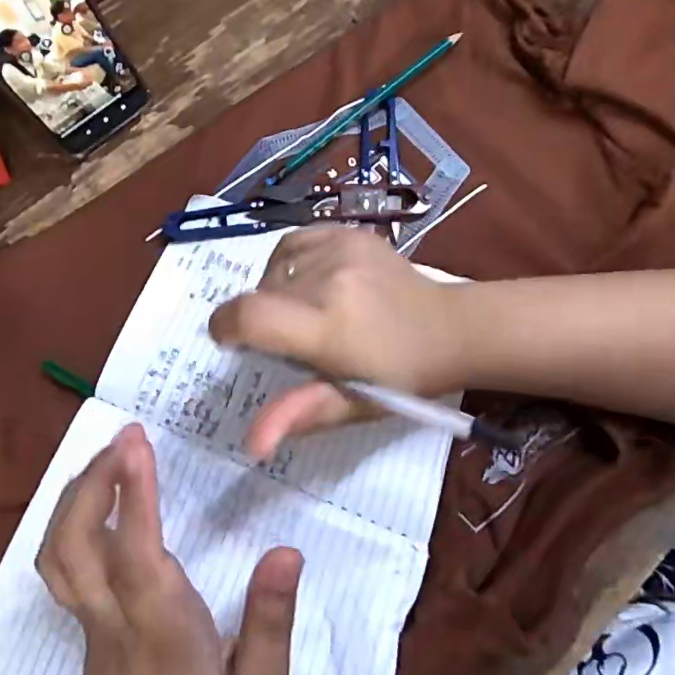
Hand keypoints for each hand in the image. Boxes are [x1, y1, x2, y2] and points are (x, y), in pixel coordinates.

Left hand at [37, 424, 302, 674]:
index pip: (137, 554)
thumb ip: (269, 626)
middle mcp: (113, 629)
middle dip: (91, 483)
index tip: (136, 439)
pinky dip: (74, 524)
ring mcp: (92, 637)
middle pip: (71, 551)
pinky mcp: (90, 642)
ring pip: (56, 561)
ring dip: (75, 500)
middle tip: (123, 435)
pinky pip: (65, 572)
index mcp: (160, 636)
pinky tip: (104, 507)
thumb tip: (286, 549)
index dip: (132, 493)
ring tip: (109, 458)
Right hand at [208, 228, 467, 457]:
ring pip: (275, 268)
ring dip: (277, 291)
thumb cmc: (400, 376)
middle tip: (294, 339)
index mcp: (328, 326)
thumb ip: (299, 413)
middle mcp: (330, 279)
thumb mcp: (352, 403)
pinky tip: (308, 280)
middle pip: (261, 293)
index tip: (232, 343)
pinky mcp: (350, 232)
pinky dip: (289, 262)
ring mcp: (341, 249)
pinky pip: (294, 242)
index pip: (250, 315)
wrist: (448, 327)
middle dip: (263, 318)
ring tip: (307, 310)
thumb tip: (253, 442)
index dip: (226, 328)